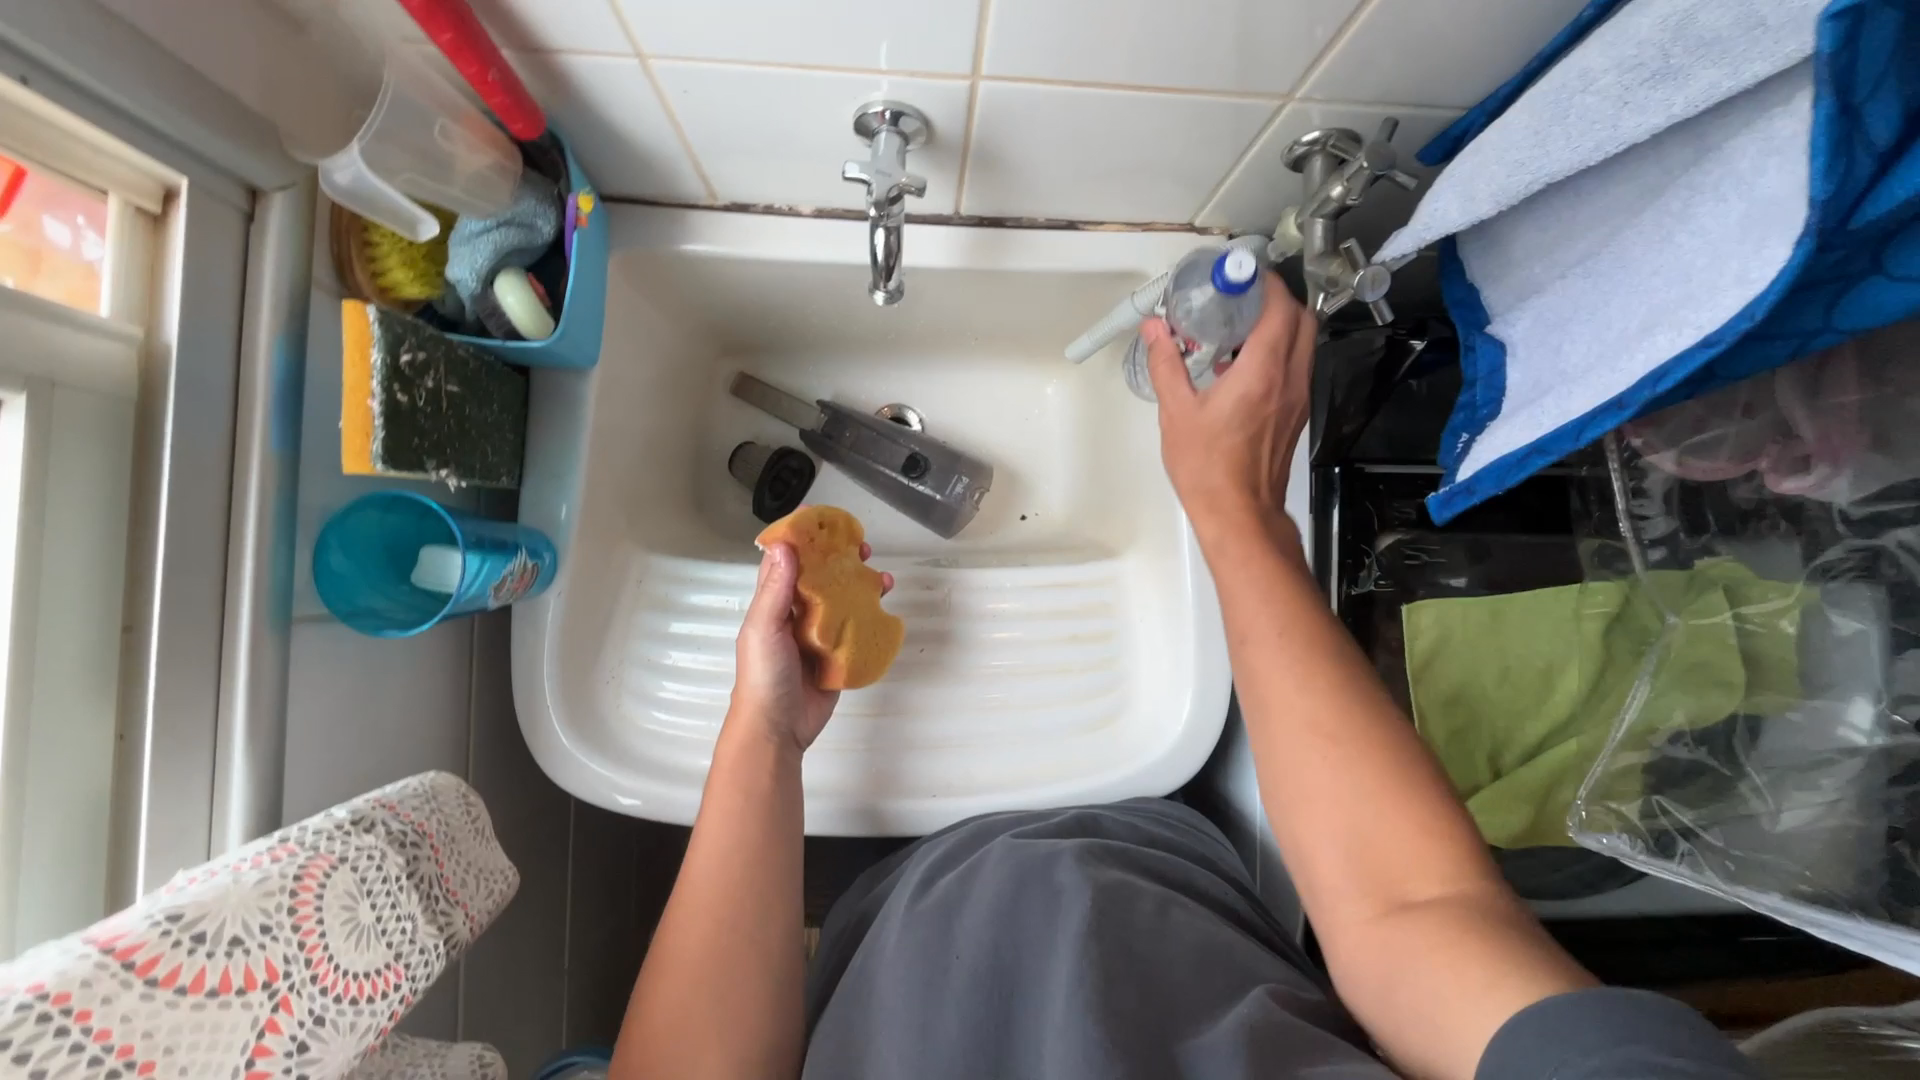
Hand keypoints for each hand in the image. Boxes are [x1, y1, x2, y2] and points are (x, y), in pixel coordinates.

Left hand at [728, 541, 894, 753]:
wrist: (778, 728)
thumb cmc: (763, 677)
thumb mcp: (764, 627)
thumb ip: (776, 589)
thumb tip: (785, 547)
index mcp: (773, 603)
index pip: (786, 560)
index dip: (801, 537)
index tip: (821, 517)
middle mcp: (796, 614)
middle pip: (821, 576)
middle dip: (840, 559)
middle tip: (862, 546)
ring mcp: (819, 635)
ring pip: (843, 600)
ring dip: (861, 585)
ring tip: (882, 578)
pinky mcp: (838, 655)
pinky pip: (857, 629)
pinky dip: (872, 616)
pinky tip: (886, 608)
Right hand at [1145, 270, 1314, 539]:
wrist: (1239, 512)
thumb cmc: (1207, 467)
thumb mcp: (1176, 412)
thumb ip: (1167, 364)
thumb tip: (1155, 330)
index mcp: (1262, 373)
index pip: (1278, 308)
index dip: (1262, 283)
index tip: (1236, 276)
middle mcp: (1290, 380)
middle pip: (1300, 319)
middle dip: (1274, 299)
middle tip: (1237, 298)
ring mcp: (1298, 398)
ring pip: (1302, 342)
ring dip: (1278, 325)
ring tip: (1236, 328)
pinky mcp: (1295, 414)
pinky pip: (1295, 367)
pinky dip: (1277, 352)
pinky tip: (1241, 365)